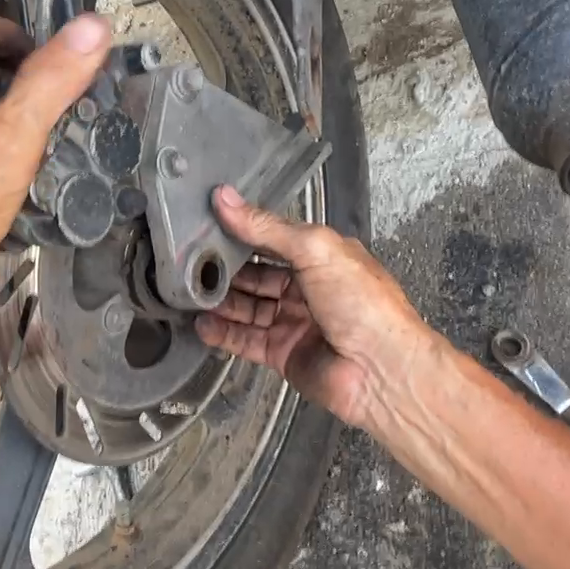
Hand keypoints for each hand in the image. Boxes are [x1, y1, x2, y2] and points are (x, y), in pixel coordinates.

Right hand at [197, 186, 444, 428]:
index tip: (207, 222)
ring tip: (187, 291)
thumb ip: (267, 228)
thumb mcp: (315, 249)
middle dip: (226, 268)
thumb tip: (226, 199)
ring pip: (248, 307)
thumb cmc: (362, 302)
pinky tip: (202, 324)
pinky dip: (224, 333)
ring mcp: (295, 321)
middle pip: (257, 274)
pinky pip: (247, 340)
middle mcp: (308, 287)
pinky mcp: (284, 353)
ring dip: (220, 300)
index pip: (274, 238)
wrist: (381, 369)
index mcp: (322, 256)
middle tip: (188, 260)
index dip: (243, 231)